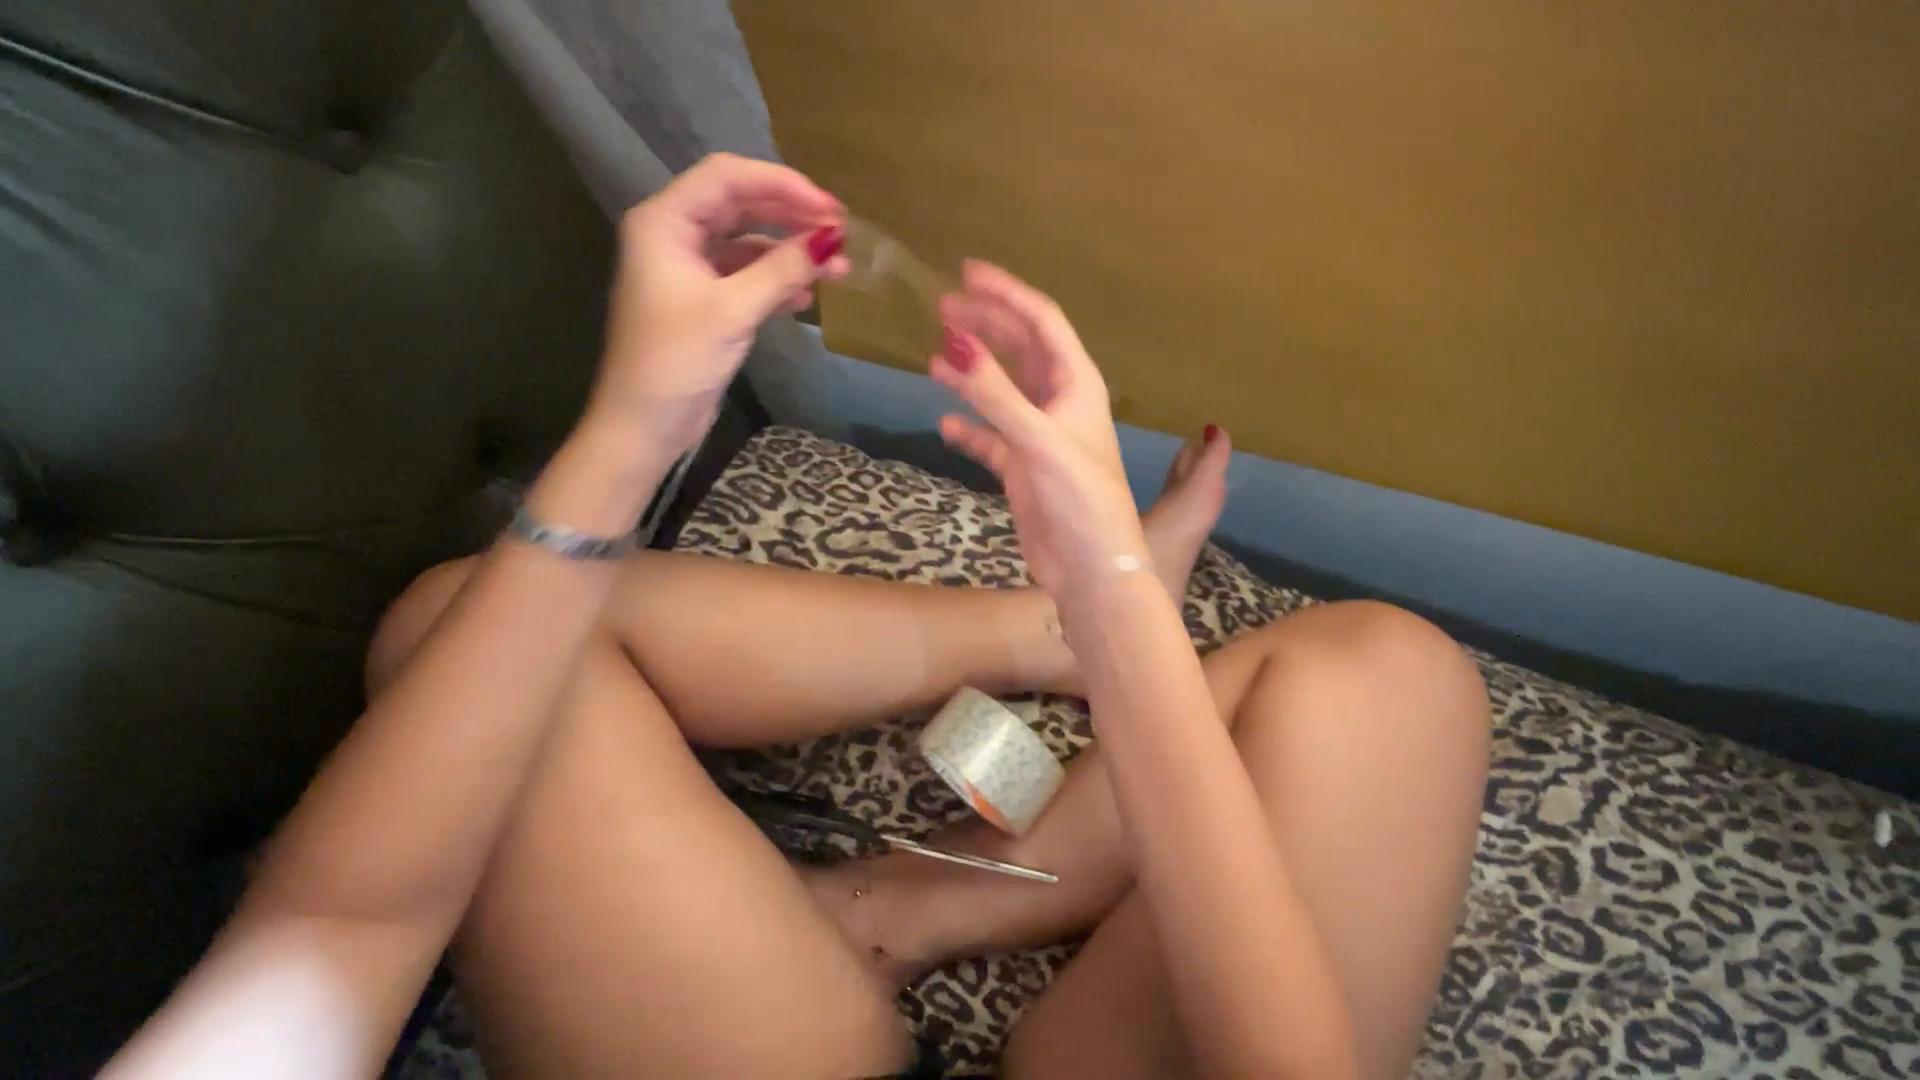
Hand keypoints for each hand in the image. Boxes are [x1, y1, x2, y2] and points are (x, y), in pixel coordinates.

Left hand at [590, 153, 848, 456]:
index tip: (829, 209)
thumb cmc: (676, 360)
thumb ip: (782, 270)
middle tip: (840, 232)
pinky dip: (777, 281)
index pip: (728, 177)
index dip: (782, 184)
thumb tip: (832, 240)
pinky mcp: (705, 300)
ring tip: (837, 269)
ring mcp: (690, 269)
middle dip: (791, 216)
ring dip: (791, 253)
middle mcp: (675, 235)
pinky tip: (806, 298)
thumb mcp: (732, 310)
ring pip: (749, 242)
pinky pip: (747, 275)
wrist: (644, 424)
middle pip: (741, 205)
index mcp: (665, 222)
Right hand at [931, 262, 1146, 600]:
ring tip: (933, 356)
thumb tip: (951, 343)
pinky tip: (946, 424)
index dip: (1006, 294)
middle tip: (942, 307)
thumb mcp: (1038, 440)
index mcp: (1077, 384)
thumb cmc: (1079, 499)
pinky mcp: (1023, 468)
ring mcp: (1039, 435)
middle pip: (1021, 348)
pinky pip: (991, 437)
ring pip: (1003, 390)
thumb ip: (995, 393)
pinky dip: (970, 426)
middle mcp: (1060, 402)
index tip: (966, 272)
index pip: (1041, 322)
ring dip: (973, 372)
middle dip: (986, 324)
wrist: (1090, 569)